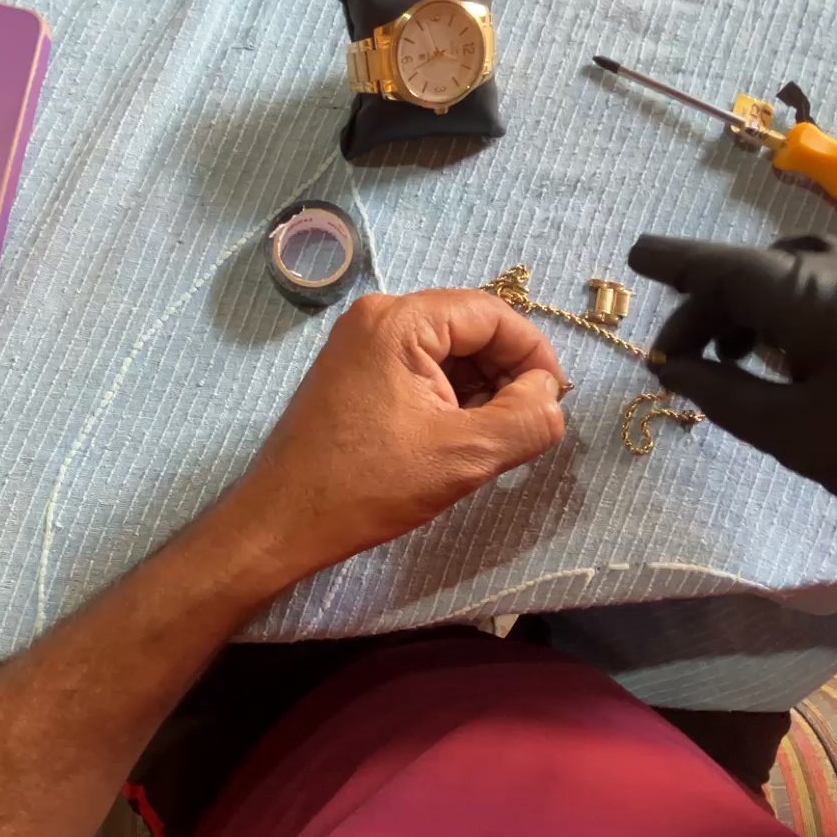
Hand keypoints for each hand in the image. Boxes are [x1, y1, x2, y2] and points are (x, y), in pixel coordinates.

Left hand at [224, 289, 567, 580]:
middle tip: (524, 427)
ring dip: (478, 391)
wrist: (282, 522)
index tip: (554, 401)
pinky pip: (416, 373)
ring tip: (489, 441)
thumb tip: (550, 396)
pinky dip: (446, 400)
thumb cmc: (368, 486)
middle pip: (466, 330)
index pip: (491, 314)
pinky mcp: (351, 376)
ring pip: (444, 355)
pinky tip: (455, 439)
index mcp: (400, 321)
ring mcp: (358, 347)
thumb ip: (527, 420)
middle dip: (504, 375)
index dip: (533, 354)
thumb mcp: (464, 456)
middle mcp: (375, 319)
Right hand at [632, 228, 836, 605]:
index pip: (728, 268)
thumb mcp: (792, 435)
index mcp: (825, 298)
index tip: (635, 256)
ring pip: (803, 265)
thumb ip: (721, 393)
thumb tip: (671, 369)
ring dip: (756, 302)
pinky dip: (803, 296)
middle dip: (710, 308)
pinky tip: (802, 340)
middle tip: (684, 361)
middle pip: (760, 268)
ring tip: (740, 354)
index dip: (676, 262)